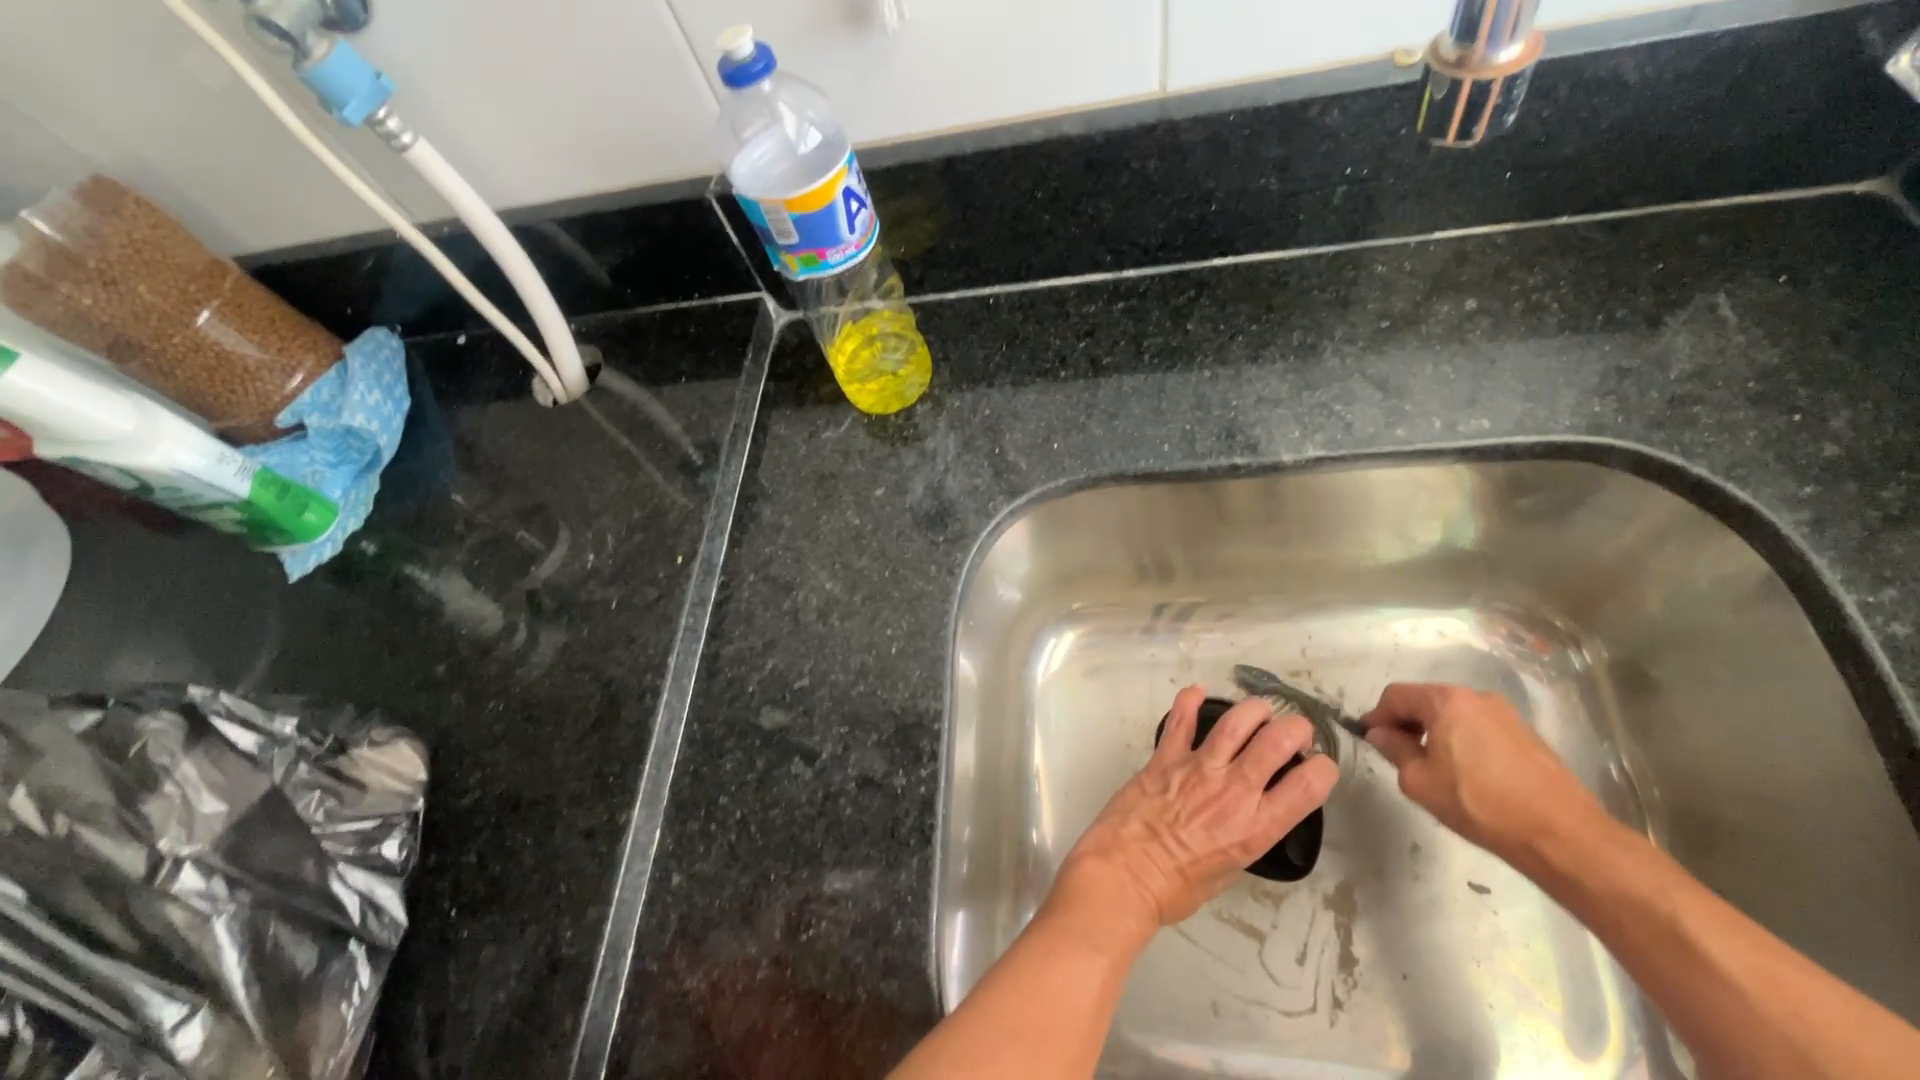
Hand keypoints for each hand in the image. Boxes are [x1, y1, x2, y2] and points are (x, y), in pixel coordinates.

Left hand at [1054, 686, 1339, 940]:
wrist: (1123, 876)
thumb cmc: (1175, 889)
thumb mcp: (1229, 871)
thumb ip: (1245, 837)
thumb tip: (1247, 819)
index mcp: (1256, 827)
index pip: (1309, 785)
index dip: (1323, 769)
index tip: (1318, 766)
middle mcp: (1234, 791)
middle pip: (1278, 740)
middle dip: (1296, 727)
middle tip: (1293, 731)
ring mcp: (1198, 769)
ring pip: (1235, 722)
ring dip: (1254, 709)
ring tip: (1259, 710)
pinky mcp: (1165, 758)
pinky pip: (1180, 720)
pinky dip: (1190, 701)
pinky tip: (1197, 692)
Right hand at [1360, 682, 1601, 860]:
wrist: (1558, 831)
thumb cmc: (1477, 803)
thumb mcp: (1419, 781)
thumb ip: (1394, 750)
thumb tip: (1380, 734)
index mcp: (1446, 701)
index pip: (1395, 695)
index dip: (1377, 716)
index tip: (1370, 740)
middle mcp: (1477, 696)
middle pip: (1427, 700)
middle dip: (1407, 722)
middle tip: (1398, 754)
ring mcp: (1506, 713)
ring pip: (1455, 713)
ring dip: (1435, 731)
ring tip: (1434, 766)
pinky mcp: (1526, 733)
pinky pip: (1480, 726)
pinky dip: (1463, 739)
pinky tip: (1467, 772)